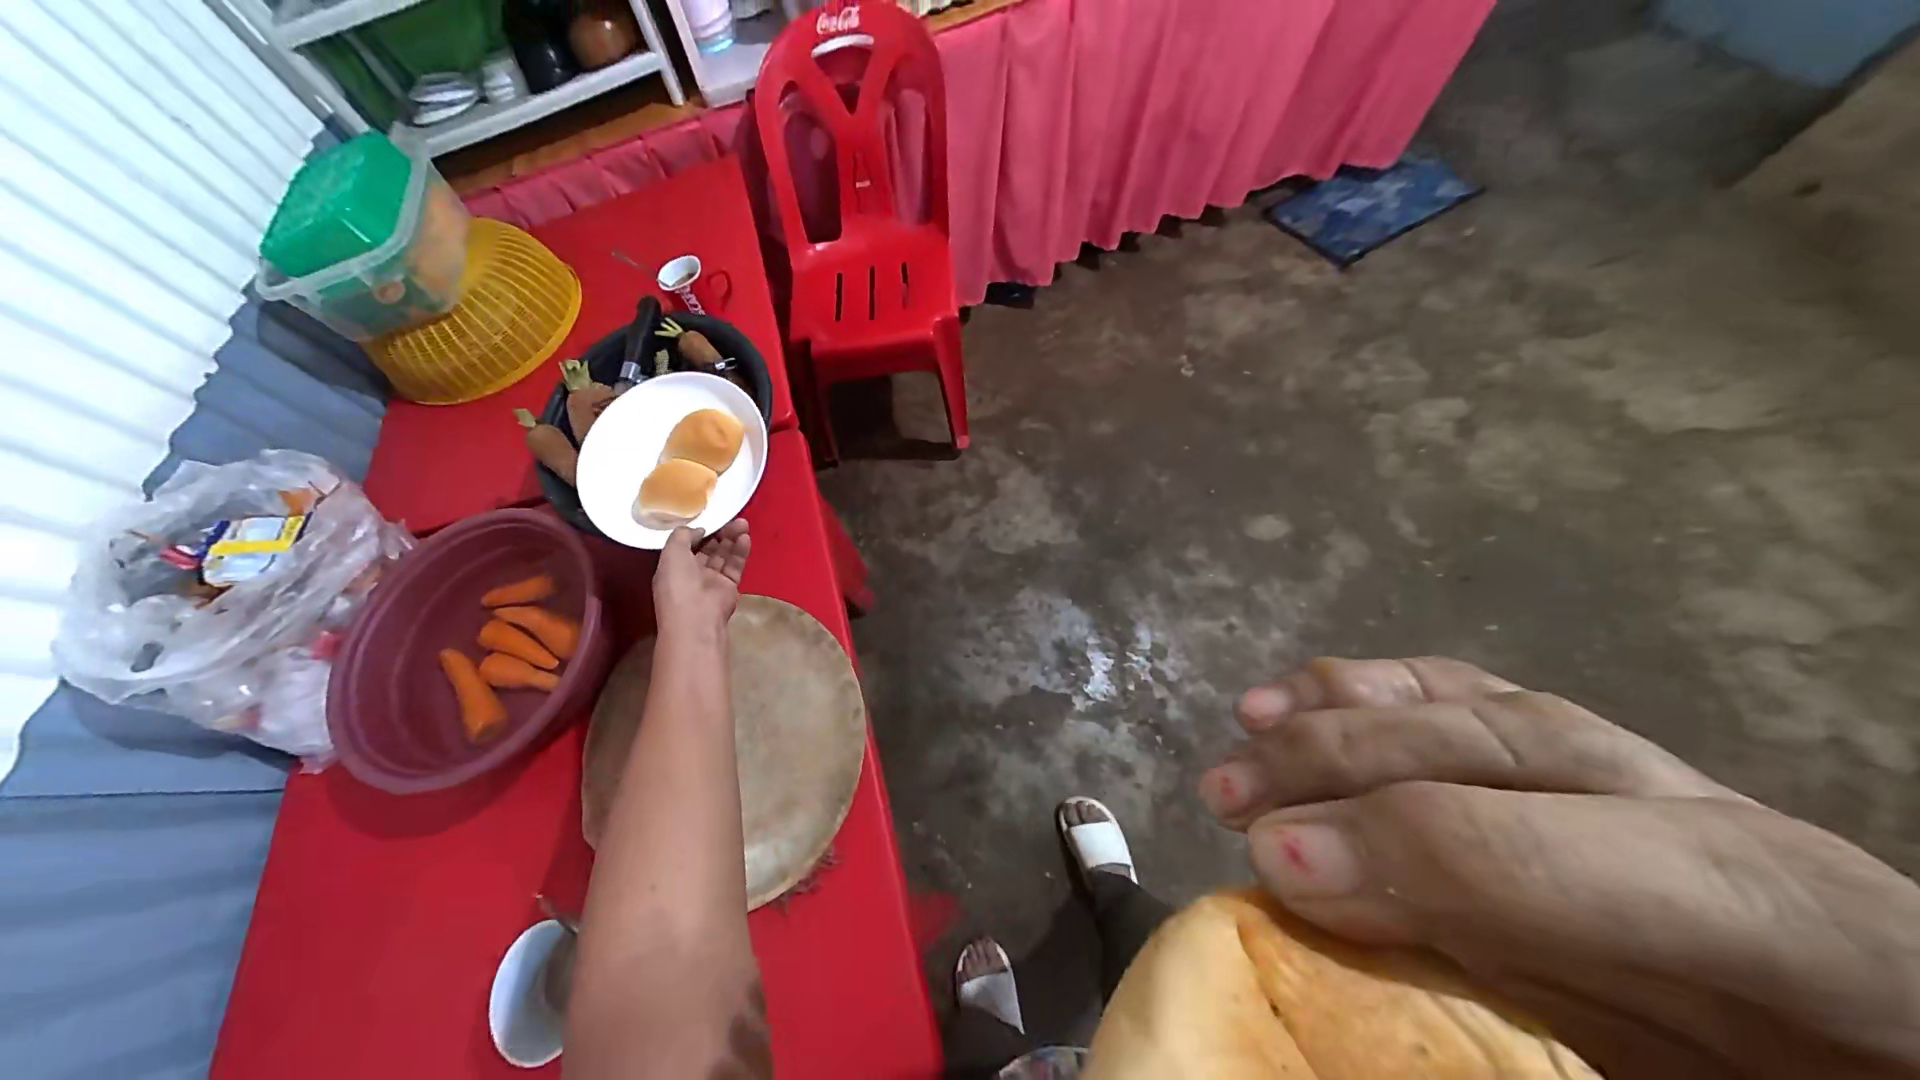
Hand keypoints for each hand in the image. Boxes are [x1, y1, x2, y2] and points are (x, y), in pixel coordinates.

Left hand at [653, 520, 749, 641]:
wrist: (697, 618)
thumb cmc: (678, 585)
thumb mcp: (671, 553)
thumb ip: (682, 536)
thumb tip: (698, 530)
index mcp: (674, 567)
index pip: (687, 546)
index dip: (698, 532)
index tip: (709, 519)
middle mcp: (693, 573)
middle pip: (709, 548)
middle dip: (719, 533)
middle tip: (732, 518)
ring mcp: (712, 580)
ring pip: (724, 555)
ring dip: (732, 538)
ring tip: (743, 523)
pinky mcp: (730, 586)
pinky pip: (736, 565)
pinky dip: (740, 551)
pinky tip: (745, 538)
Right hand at [1201, 657, 1919, 1079]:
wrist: (1855, 1055)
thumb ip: (1537, 1054)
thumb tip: (1355, 1016)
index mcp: (1797, 932)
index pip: (1593, 865)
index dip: (1423, 853)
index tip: (1281, 865)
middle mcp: (1708, 821)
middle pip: (1510, 750)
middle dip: (1351, 767)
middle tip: (1231, 804)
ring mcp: (1643, 778)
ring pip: (1481, 708)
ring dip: (1343, 715)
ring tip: (1248, 731)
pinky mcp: (1581, 767)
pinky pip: (1467, 704)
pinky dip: (1371, 692)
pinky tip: (1303, 695)